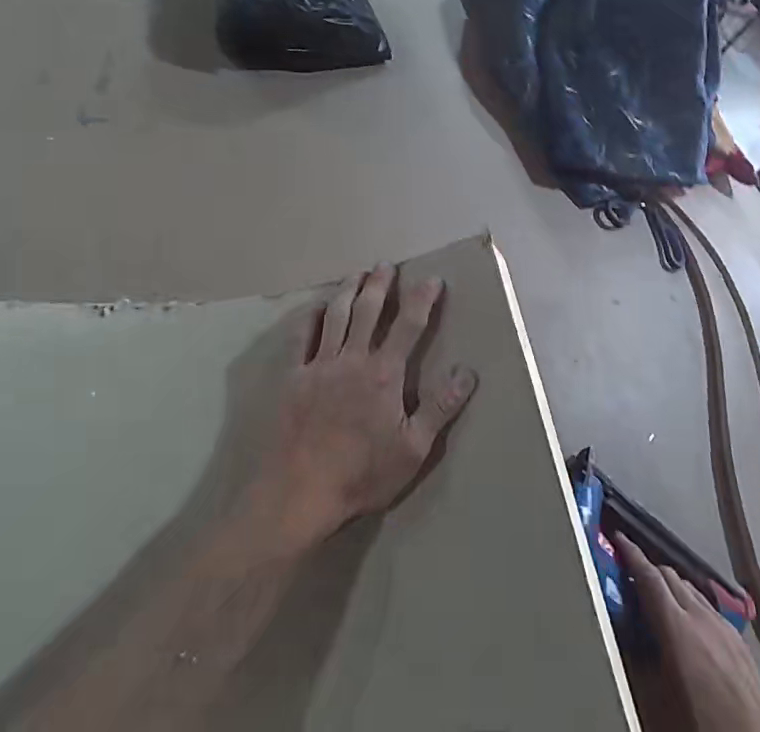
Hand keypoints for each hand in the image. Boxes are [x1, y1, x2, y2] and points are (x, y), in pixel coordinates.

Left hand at [251, 263, 478, 549]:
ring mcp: (318, 367)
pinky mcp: (292, 380)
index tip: (432, 279)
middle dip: (381, 285)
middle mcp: (352, 360)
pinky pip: (300, 339)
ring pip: (336, 317)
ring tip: (357, 274)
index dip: (423, 300)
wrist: (297, 495)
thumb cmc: (362, 474)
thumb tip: (467, 372)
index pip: (409, 326)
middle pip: (369, 311)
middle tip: (386, 265)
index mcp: (385, 374)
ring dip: (348, 291)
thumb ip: (440, 407)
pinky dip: (309, 318)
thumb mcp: (414, 448)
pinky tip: (315, 308)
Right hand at [615, 535, 759, 731]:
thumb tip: (624, 636)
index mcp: (677, 628)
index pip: (649, 577)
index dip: (631, 555)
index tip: (618, 539)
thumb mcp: (654, 700)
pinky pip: (706, 606)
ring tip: (653, 599)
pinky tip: (685, 623)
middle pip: (670, 576)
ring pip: (690, 589)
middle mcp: (701, 617)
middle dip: (647, 570)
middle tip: (627, 577)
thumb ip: (636, 662)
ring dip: (669, 586)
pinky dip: (688, 602)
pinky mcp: (736, 638)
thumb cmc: (700, 723)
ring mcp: (722, 625)